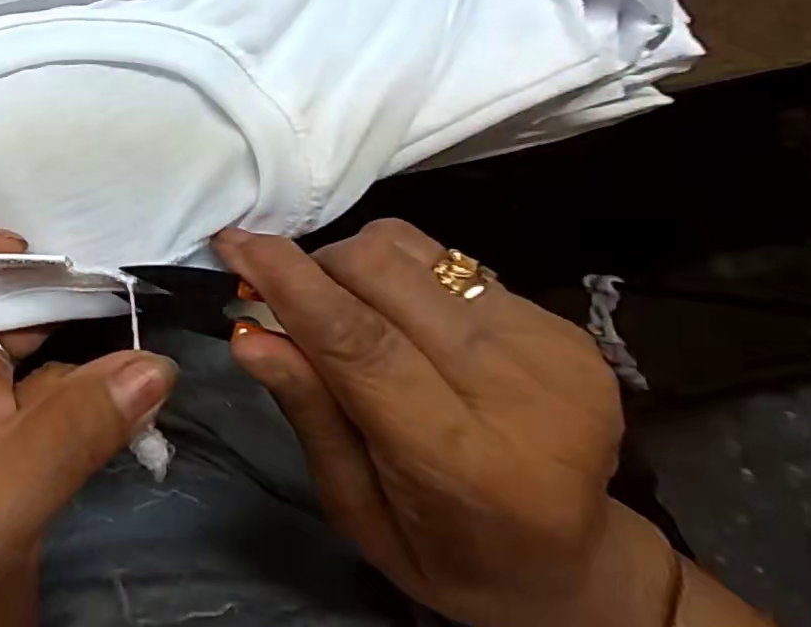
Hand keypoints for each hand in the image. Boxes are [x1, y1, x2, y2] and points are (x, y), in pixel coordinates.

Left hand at [0, 223, 177, 626]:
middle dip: (33, 291)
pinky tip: (130, 379)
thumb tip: (154, 366)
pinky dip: (89, 384)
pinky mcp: (4, 440)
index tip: (23, 253)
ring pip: (20, 347)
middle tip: (97, 278)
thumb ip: (72, 428)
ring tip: (123, 313)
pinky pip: (50, 393)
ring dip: (70, 333)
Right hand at [214, 221, 677, 626]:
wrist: (576, 564)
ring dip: (354, 263)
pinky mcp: (562, 321)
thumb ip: (308, 411)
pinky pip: (446, 256)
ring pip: (409, 249)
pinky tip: (404, 315)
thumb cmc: (447, 554)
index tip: (233, 245)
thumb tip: (248, 335)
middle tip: (288, 294)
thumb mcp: (356, 507)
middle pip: (381, 272)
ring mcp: (550, 346)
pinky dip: (399, 271)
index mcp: (463, 463)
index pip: (360, 342)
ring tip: (349, 307)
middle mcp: (518, 391)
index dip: (290, 282)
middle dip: (315, 266)